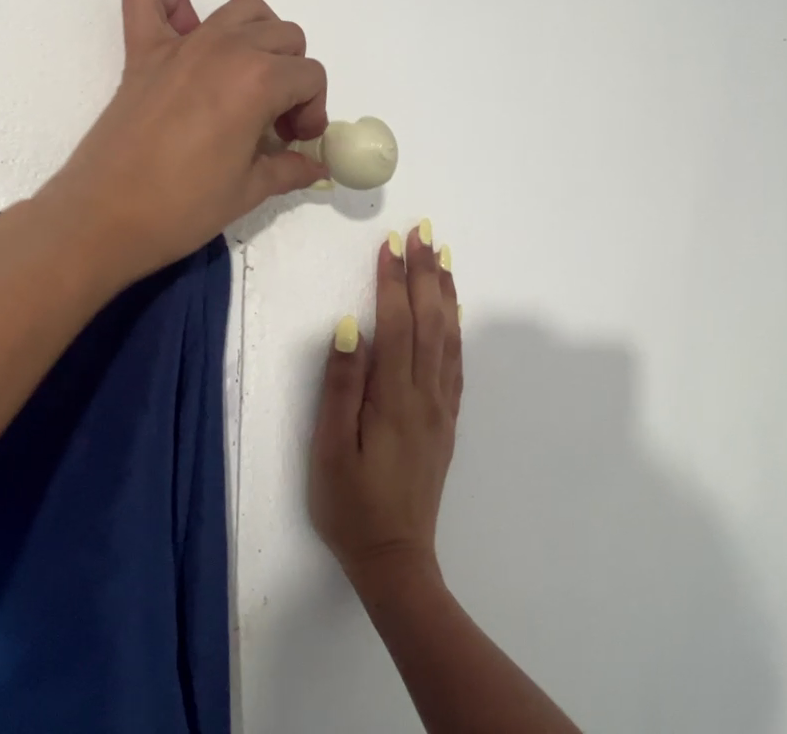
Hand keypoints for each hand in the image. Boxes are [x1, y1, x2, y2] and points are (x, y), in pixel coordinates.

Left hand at [38, 0, 329, 282]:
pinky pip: (152, 1)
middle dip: (292, 76)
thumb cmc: (182, 208)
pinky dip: (172, 4)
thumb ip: (287, 169)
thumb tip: (314, 166)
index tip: (295, 141)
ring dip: (256, 36)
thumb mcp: (248, 192)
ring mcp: (180, 46)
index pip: (309, 76)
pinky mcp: (141, 53)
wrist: (105, 217)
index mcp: (257, 81)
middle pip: (283, 36)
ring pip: (239, 9)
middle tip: (274, 121)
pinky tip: (185, 35)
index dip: (312, 110)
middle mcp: (224, 49)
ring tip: (246, 80)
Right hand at [310, 225, 462, 589]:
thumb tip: (351, 327)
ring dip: (445, 293)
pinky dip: (456, 329)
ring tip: (442, 257)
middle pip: (429, 321)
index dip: (393, 281)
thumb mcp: (330, 447)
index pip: (397, 324)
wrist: (395, 555)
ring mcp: (441, 408)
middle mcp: (426, 394)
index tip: (392, 242)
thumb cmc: (350, 503)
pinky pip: (455, 363)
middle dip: (425, 273)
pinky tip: (453, 314)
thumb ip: (341, 385)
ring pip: (449, 338)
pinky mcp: (446, 421)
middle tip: (424, 231)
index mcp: (394, 397)